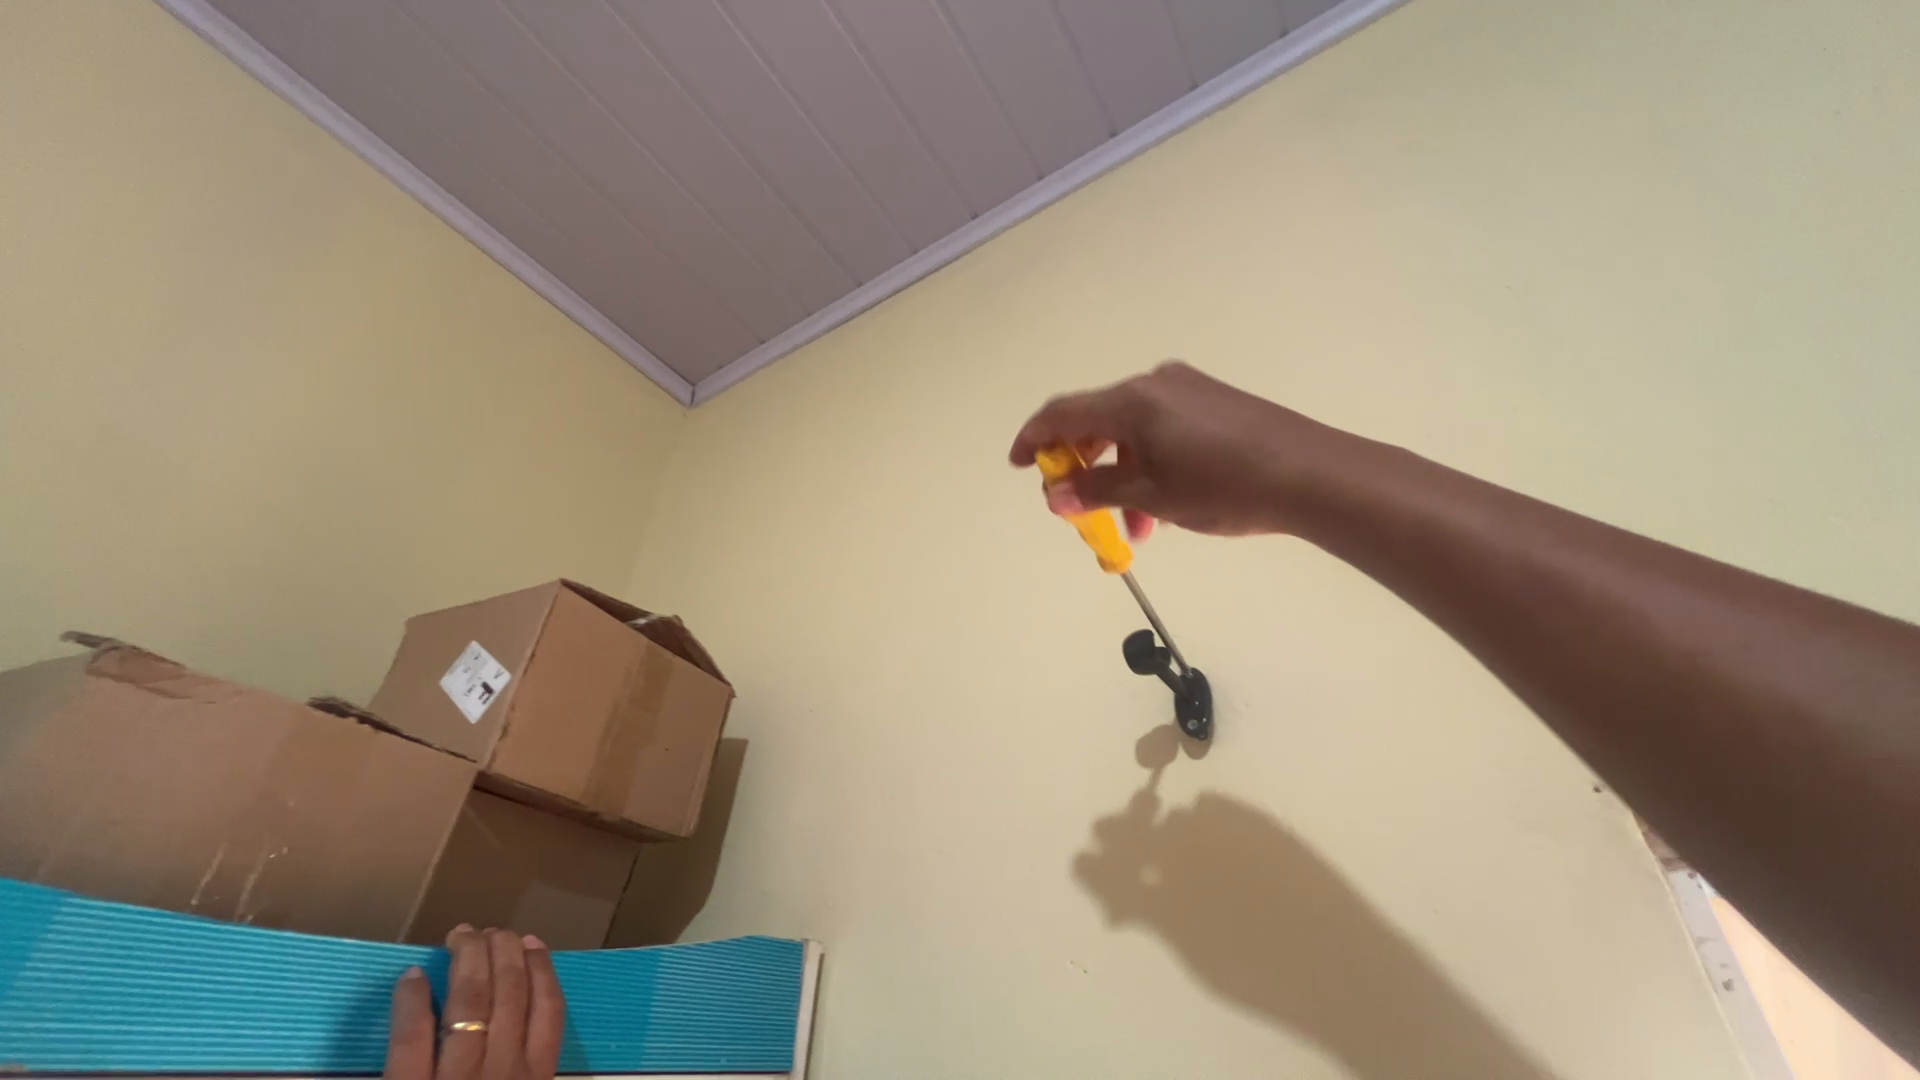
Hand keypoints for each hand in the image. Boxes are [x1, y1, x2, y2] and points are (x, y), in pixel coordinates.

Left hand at [384, 926, 564, 1079]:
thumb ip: (523, 1071)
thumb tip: (523, 1020)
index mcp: (535, 1079)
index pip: (549, 1011)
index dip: (542, 969)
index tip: (532, 942)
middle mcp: (505, 1071)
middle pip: (510, 996)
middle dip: (504, 953)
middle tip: (493, 930)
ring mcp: (458, 1078)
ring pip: (470, 1003)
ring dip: (467, 960)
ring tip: (461, 936)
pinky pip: (413, 1038)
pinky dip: (413, 1001)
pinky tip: (412, 976)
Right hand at [1009, 362, 1356, 537]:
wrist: (1313, 475)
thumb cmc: (1224, 487)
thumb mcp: (1152, 495)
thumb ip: (1096, 491)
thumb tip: (1055, 496)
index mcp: (1132, 401)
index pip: (1063, 413)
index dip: (1033, 439)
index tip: (1019, 466)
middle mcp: (1155, 384)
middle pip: (1097, 421)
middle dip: (1083, 468)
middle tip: (1081, 509)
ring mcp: (1187, 390)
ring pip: (1132, 432)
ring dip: (1120, 475)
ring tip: (1137, 527)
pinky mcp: (1213, 402)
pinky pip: (1162, 430)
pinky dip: (1149, 464)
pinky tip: (1165, 504)